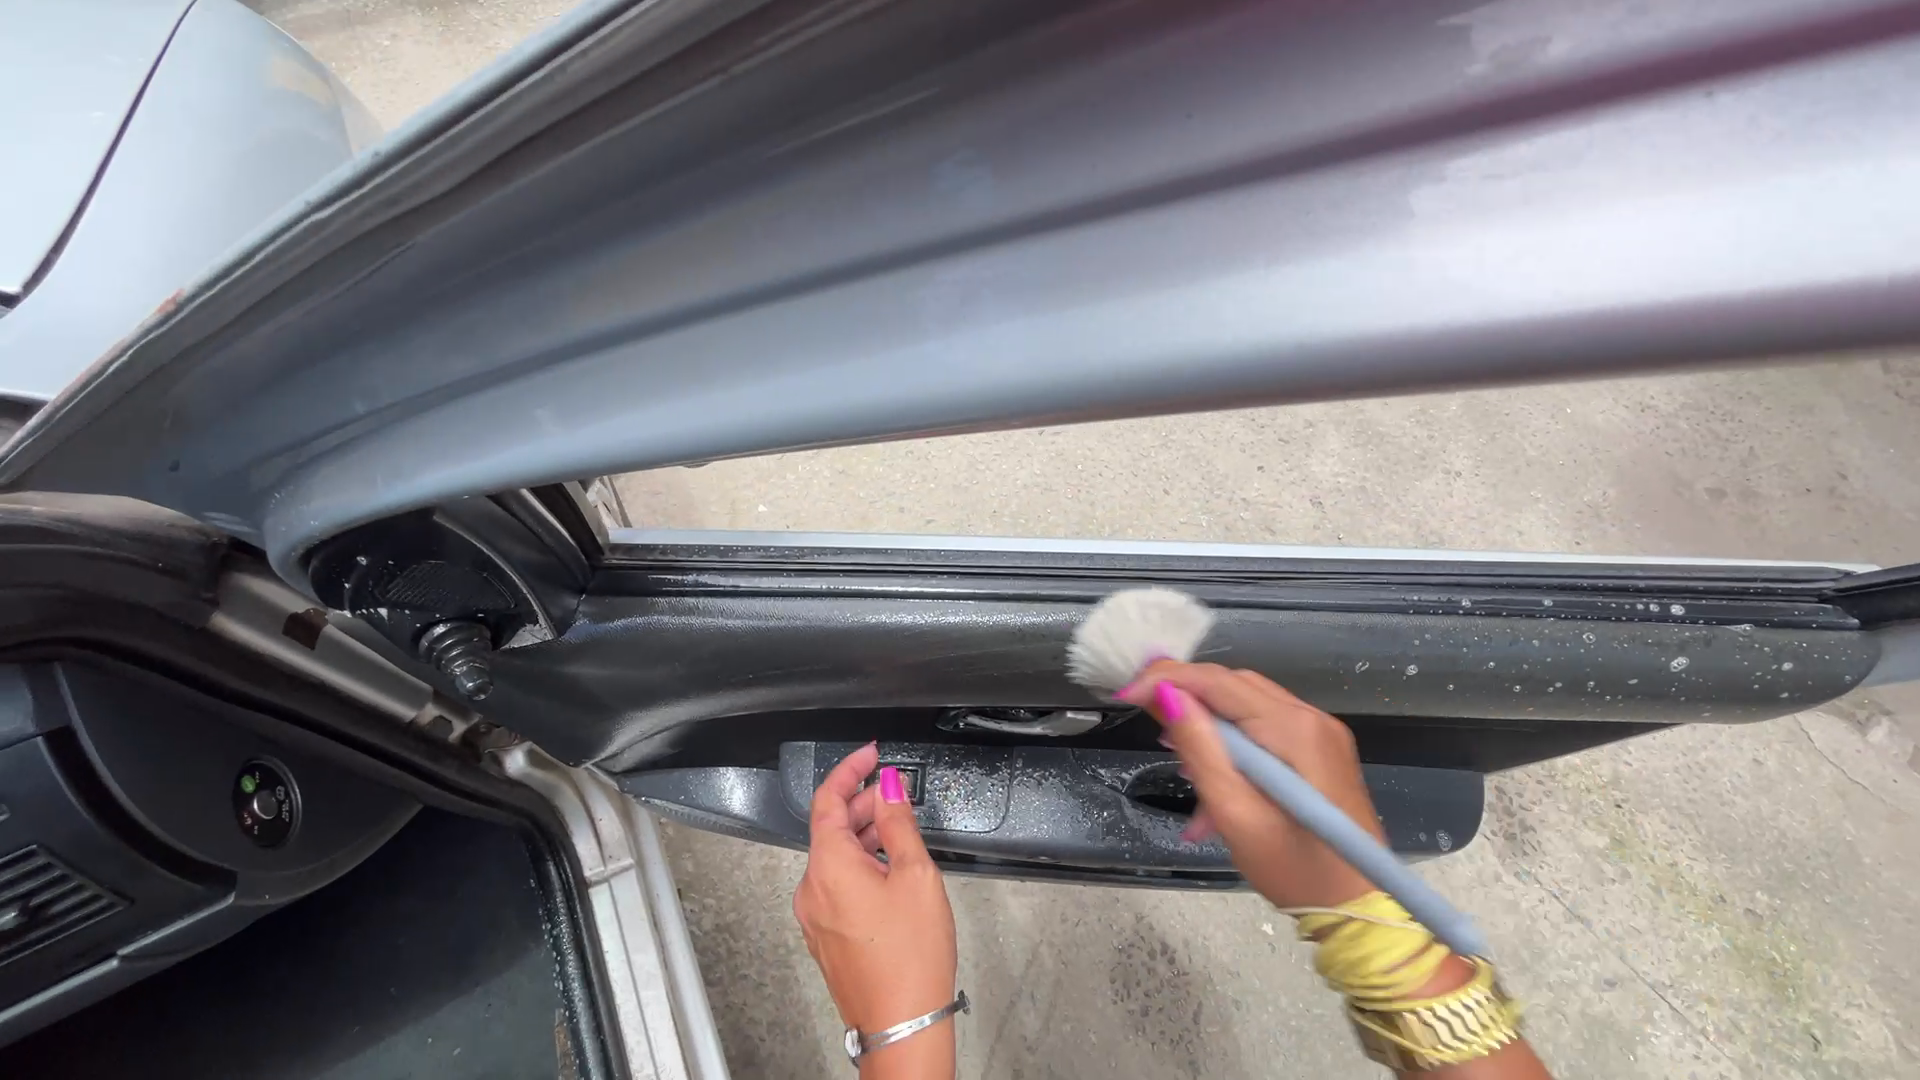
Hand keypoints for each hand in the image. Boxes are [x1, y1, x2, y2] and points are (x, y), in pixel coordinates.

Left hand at [793, 743, 957, 1075]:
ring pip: (834, 855)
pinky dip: (859, 863)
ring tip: (898, 832)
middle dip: (861, 802)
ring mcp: (815, 915)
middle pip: (829, 826)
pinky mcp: (825, 934)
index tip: (870, 754)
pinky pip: (836, 882)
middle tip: (896, 793)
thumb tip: (888, 786)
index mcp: (829, 867)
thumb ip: (898, 821)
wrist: (903, 1026)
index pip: (827, 798)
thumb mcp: (915, 874)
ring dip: (862, 834)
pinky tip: (888, 869)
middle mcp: (812, 889)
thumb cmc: (911, 957)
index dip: (849, 769)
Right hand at [1118, 661, 1380, 909]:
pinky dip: (1228, 734)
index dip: (1167, 679)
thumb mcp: (1235, 812)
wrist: (1358, 911)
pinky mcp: (1319, 750)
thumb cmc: (1294, 869)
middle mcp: (1311, 718)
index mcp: (1293, 729)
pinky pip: (1263, 723)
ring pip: (1245, 701)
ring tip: (1171, 745)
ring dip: (1204, 714)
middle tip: (1142, 711)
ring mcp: (1319, 732)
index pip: (1218, 681)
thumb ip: (1199, 747)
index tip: (1126, 693)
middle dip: (1183, 692)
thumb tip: (1167, 694)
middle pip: (1233, 684)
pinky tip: (1207, 764)